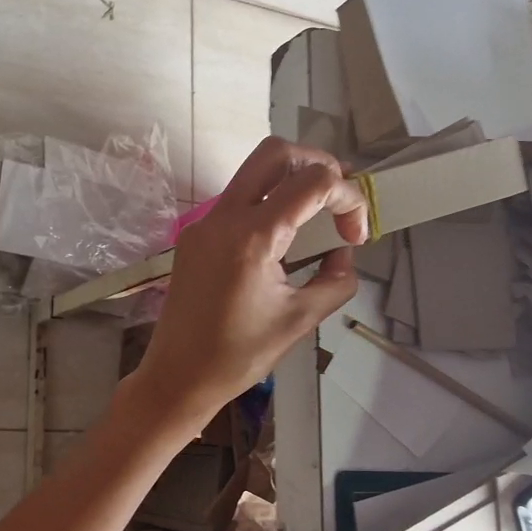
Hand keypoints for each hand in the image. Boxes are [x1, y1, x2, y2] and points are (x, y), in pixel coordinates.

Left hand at [124, 138, 367, 430]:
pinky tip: (281, 243)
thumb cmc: (236, 356)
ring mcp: (203, 226)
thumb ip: (336, 280)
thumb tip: (343, 254)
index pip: (313, 182)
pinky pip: (235, 203)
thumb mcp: (300, 320)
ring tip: (314, 220)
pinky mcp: (193, 239)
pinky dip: (265, 205)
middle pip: (275, 153)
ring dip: (289, 183)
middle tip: (335, 201)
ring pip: (251, 174)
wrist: (177, 377)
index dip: (349, 197)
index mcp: (251, 237)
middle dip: (316, 165)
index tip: (355, 236)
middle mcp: (222, 219)